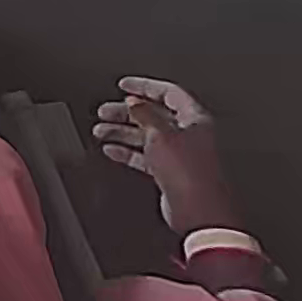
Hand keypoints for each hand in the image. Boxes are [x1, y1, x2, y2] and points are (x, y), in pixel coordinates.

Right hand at [93, 76, 242, 233]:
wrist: (200, 215)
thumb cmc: (190, 175)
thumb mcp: (160, 134)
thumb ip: (144, 114)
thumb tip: (134, 102)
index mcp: (194, 120)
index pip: (168, 93)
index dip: (145, 86)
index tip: (124, 85)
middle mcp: (189, 135)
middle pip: (153, 115)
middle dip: (126, 112)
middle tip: (106, 110)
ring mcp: (181, 155)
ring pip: (146, 135)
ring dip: (122, 131)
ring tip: (101, 130)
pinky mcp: (172, 172)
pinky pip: (145, 155)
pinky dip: (127, 151)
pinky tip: (112, 149)